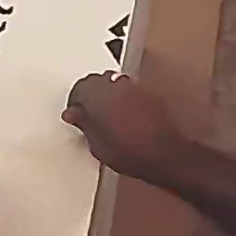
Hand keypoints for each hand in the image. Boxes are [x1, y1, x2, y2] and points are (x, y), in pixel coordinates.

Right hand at [62, 72, 190, 183]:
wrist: (162, 155)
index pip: (79, 87)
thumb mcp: (95, 143)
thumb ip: (83, 123)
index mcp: (96, 95)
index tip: (74, 113)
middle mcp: (115, 85)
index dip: (75, 101)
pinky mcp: (149, 95)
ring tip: (105, 115)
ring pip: (113, 83)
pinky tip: (123, 117)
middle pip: (96, 81)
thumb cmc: (128, 151)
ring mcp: (134, 88)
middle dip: (90, 94)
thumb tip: (72, 114)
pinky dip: (122, 99)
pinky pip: (129, 91)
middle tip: (87, 113)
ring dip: (107, 95)